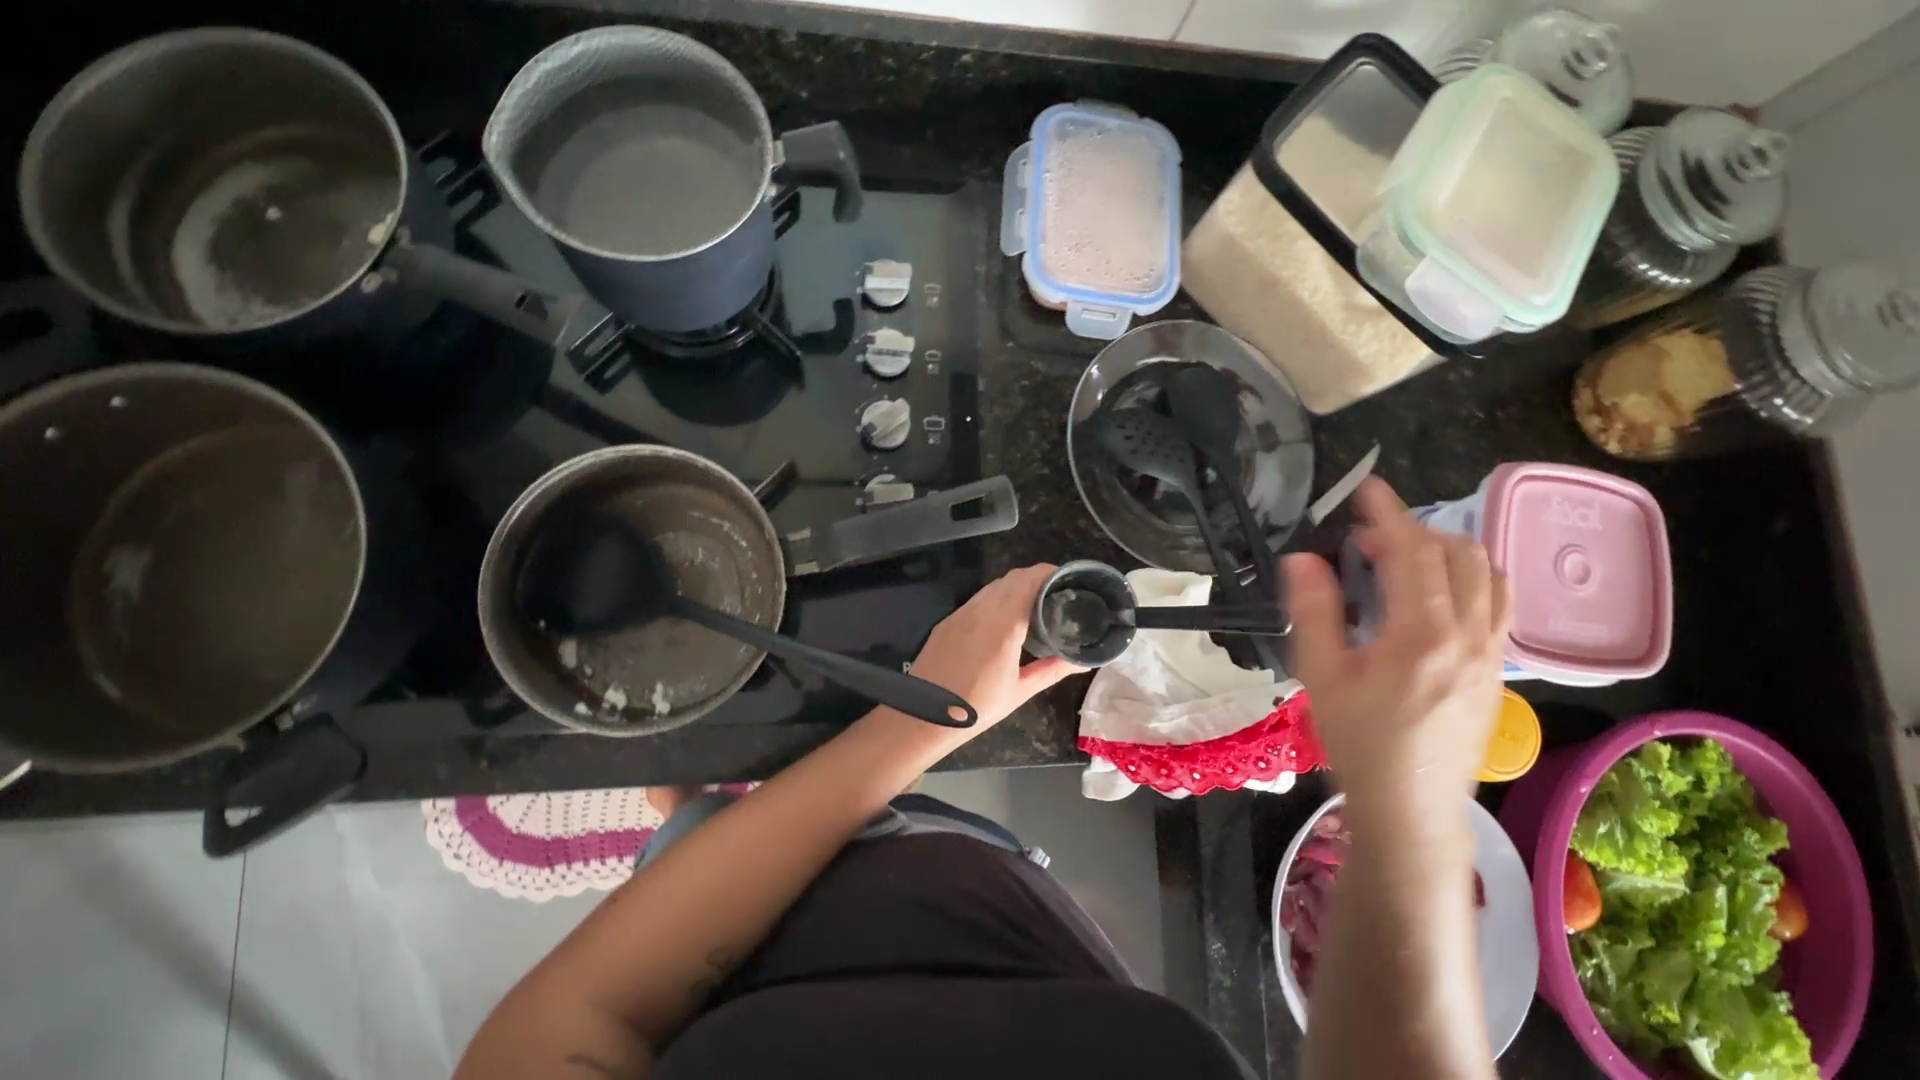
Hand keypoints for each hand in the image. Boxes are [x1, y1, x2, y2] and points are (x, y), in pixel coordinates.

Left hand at [907, 564, 1083, 732]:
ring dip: (1014, 587)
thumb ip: (1052, 670)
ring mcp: (960, 614)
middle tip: (1055, 591)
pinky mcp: (947, 622)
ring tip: (1032, 603)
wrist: (922, 717)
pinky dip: (995, 599)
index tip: (1067, 578)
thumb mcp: (1019, 691)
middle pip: (1011, 578)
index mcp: (1003, 626)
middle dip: (1034, 578)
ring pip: (992, 587)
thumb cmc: (975, 708)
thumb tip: (1083, 662)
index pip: (1028, 582)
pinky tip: (1003, 617)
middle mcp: (981, 612)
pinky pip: (976, 600)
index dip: (1049, 573)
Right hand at [1284, 478, 1511, 818]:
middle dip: (1415, 532)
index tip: (1366, 488)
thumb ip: (1314, 612)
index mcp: (1422, 634)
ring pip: (1489, 575)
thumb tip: (1303, 559)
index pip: (1412, 551)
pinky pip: (1500, 605)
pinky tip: (1440, 599)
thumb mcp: (1322, 677)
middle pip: (1458, 553)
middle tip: (1369, 542)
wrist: (1412, 809)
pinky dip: (1473, 580)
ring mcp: (1493, 654)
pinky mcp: (1499, 672)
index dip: (1388, 513)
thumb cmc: (1359, 743)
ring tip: (1408, 563)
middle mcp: (1470, 634)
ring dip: (1450, 552)